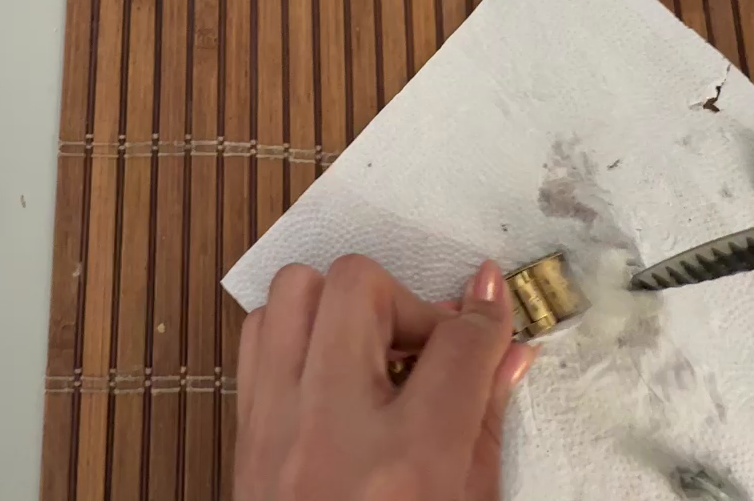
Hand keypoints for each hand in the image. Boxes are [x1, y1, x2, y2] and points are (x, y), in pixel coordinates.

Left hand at [235, 256, 536, 500]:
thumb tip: (509, 348)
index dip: (487, 316)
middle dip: (404, 301)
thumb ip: (487, 422)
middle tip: (423, 348)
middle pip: (359, 286)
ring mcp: (276, 423)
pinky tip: (326, 367)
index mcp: (407, 466)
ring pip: (296, 289)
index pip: (457, 346)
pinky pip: (258, 331)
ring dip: (341, 303)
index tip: (491, 304)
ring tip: (371, 349)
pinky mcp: (245, 426)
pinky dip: (295, 328)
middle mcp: (331, 428)